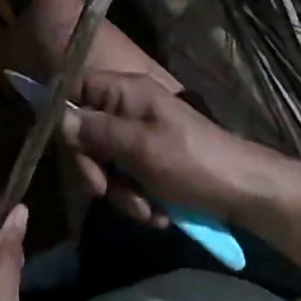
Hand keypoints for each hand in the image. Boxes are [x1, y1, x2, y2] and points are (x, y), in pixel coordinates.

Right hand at [59, 70, 279, 225]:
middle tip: (109, 193)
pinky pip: (125, 174)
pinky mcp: (150, 157)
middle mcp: (127, 106)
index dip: (66, 118)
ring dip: (120, 191)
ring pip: (104, 159)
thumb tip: (58, 117)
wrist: (243, 190)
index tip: (74, 151)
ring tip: (147, 211)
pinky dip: (135, 196)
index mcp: (125, 91)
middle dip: (98, 169)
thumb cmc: (191, 161)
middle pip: (86, 131)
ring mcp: (139, 132)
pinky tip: (156, 212)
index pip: (75, 88)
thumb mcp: (139, 147)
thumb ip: (95, 131)